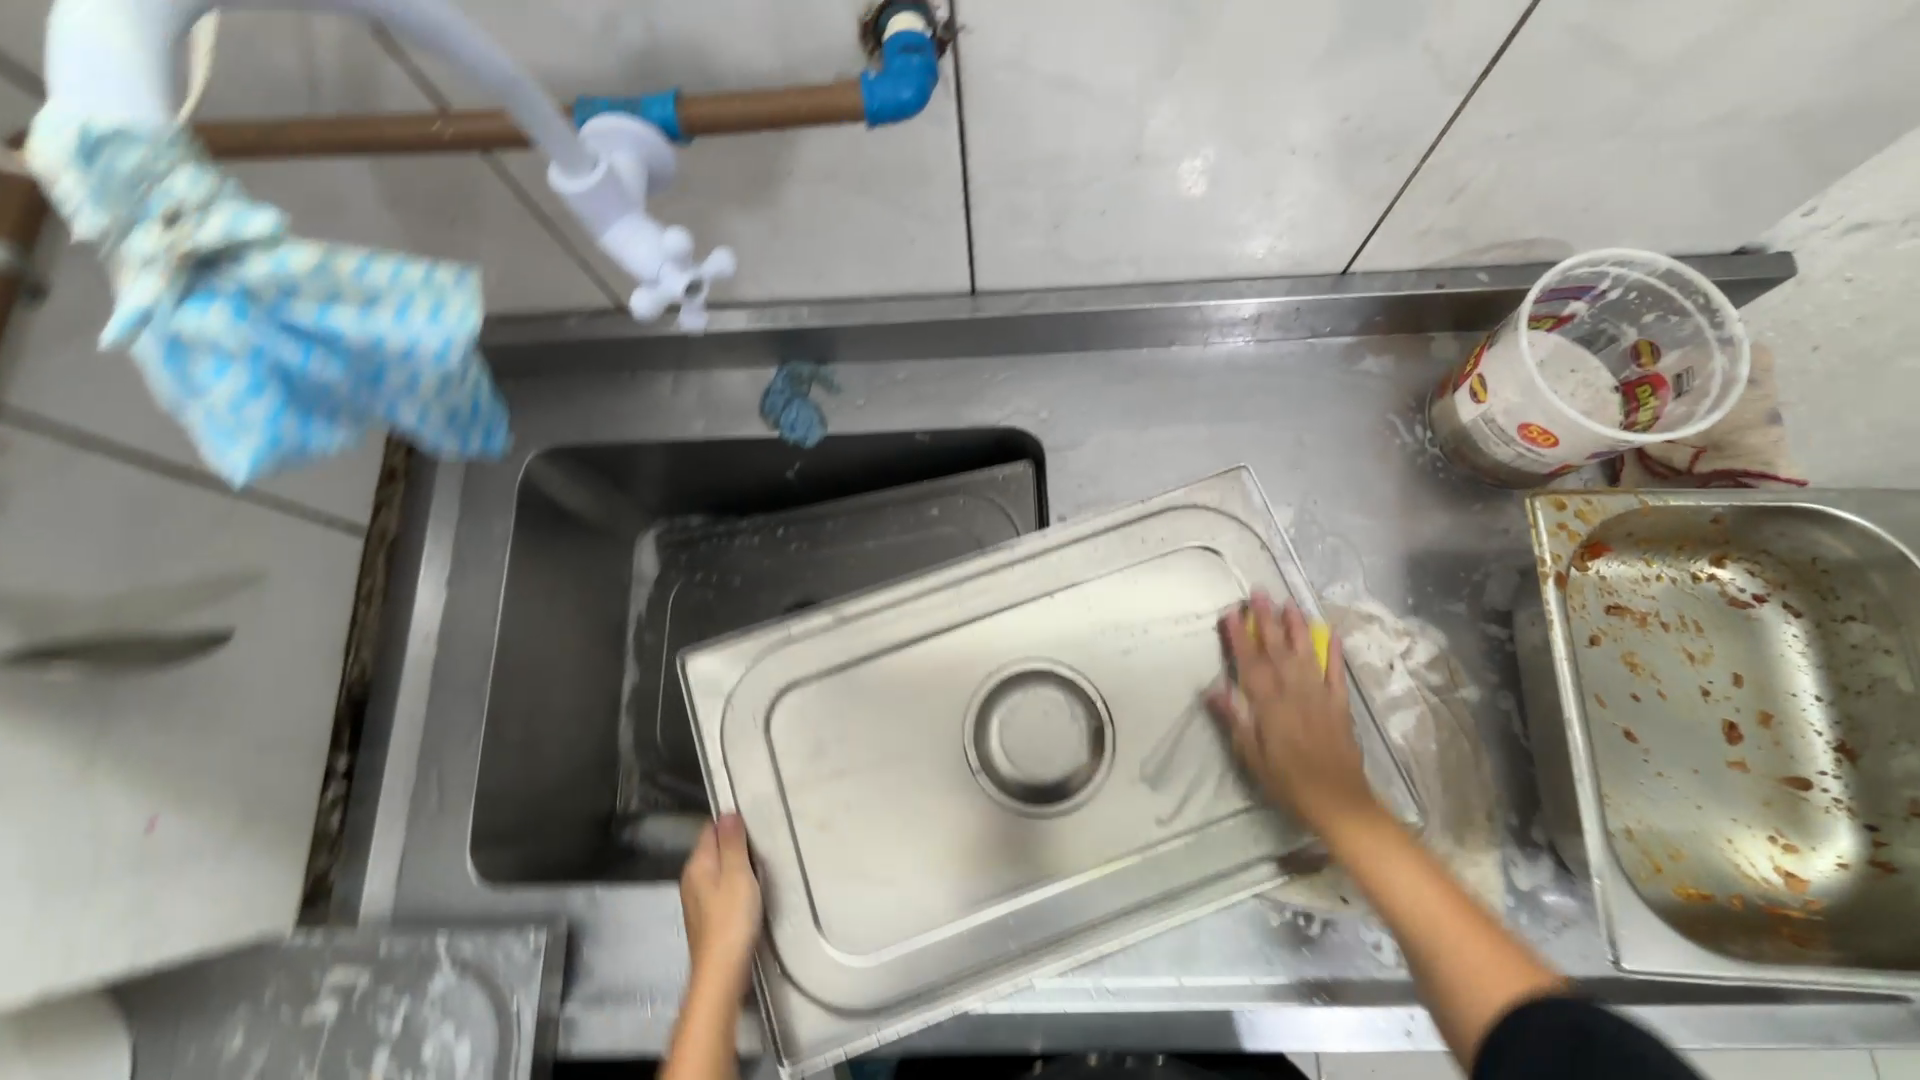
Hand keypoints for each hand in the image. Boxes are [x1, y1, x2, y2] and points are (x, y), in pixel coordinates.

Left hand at [679, 813, 762, 990]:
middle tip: (764, 845)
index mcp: (696, 865)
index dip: (731, 823)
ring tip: (761, 867)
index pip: (710, 829)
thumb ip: (733, 844)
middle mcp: (691, 879)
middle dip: (736, 844)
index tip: (755, 824)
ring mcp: (697, 900)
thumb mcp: (737, 875)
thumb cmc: (732, 919)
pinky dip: (735, 885)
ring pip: (718, 870)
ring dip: (737, 866)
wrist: (721, 972)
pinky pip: (721, 889)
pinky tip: (751, 894)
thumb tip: (727, 813)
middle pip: (714, 849)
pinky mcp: (706, 918)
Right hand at [1205, 592, 1379, 831]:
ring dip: (1297, 627)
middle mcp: (1295, 693)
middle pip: (1278, 650)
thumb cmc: (1288, 782)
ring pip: (1306, 654)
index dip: (1239, 637)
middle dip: (1266, 620)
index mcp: (1269, 705)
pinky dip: (1334, 652)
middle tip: (1259, 592)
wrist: (1338, 802)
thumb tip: (1214, 690)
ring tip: (1289, 602)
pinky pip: (1336, 673)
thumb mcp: (1252, 757)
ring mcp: (1320, 697)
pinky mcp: (1339, 705)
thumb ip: (1236, 720)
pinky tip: (1331, 634)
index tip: (1230, 613)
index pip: (1250, 664)